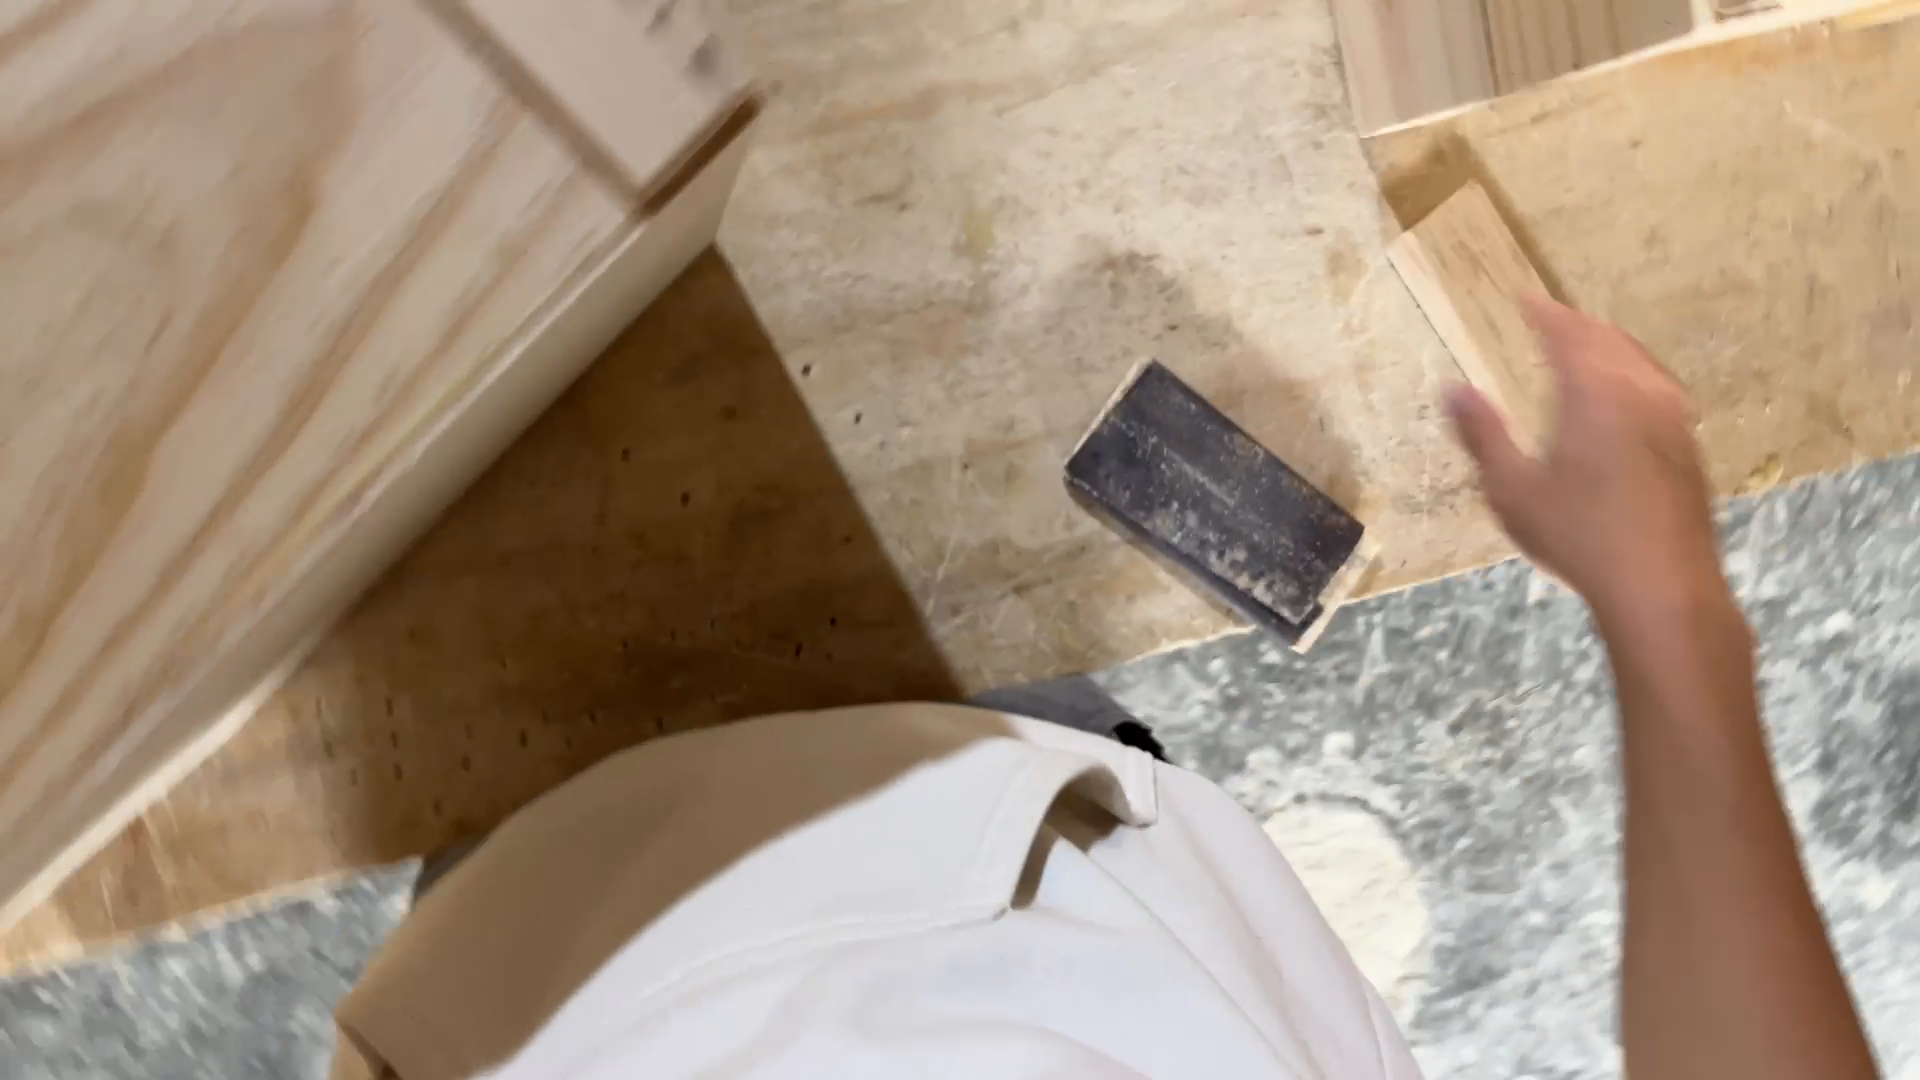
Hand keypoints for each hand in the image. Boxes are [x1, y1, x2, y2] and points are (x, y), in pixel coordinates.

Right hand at [1446, 296, 1728, 631]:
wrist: (1659, 583)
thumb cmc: (1575, 534)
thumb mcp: (1510, 489)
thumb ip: (1483, 434)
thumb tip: (1453, 388)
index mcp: (1595, 400)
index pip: (1570, 339)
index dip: (1546, 315)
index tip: (1525, 298)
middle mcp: (1641, 398)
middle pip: (1611, 344)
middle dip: (1578, 326)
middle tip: (1550, 317)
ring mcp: (1672, 422)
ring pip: (1641, 363)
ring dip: (1609, 346)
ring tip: (1584, 345)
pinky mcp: (1685, 447)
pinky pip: (1657, 386)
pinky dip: (1631, 371)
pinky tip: (1623, 392)